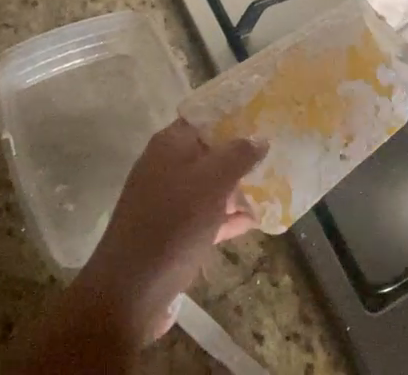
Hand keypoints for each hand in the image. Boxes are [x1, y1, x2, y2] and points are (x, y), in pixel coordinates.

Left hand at [67, 119, 266, 342]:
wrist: (129, 293)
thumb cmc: (172, 224)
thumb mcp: (212, 183)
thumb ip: (238, 155)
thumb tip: (259, 138)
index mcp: (170, 145)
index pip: (205, 116)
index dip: (234, 113)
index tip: (265, 115)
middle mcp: (166, 167)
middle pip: (210, 150)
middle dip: (242, 153)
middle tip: (278, 152)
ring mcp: (168, 201)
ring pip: (210, 185)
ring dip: (239, 187)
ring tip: (275, 185)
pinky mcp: (173, 232)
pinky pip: (206, 215)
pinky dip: (228, 216)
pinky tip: (256, 220)